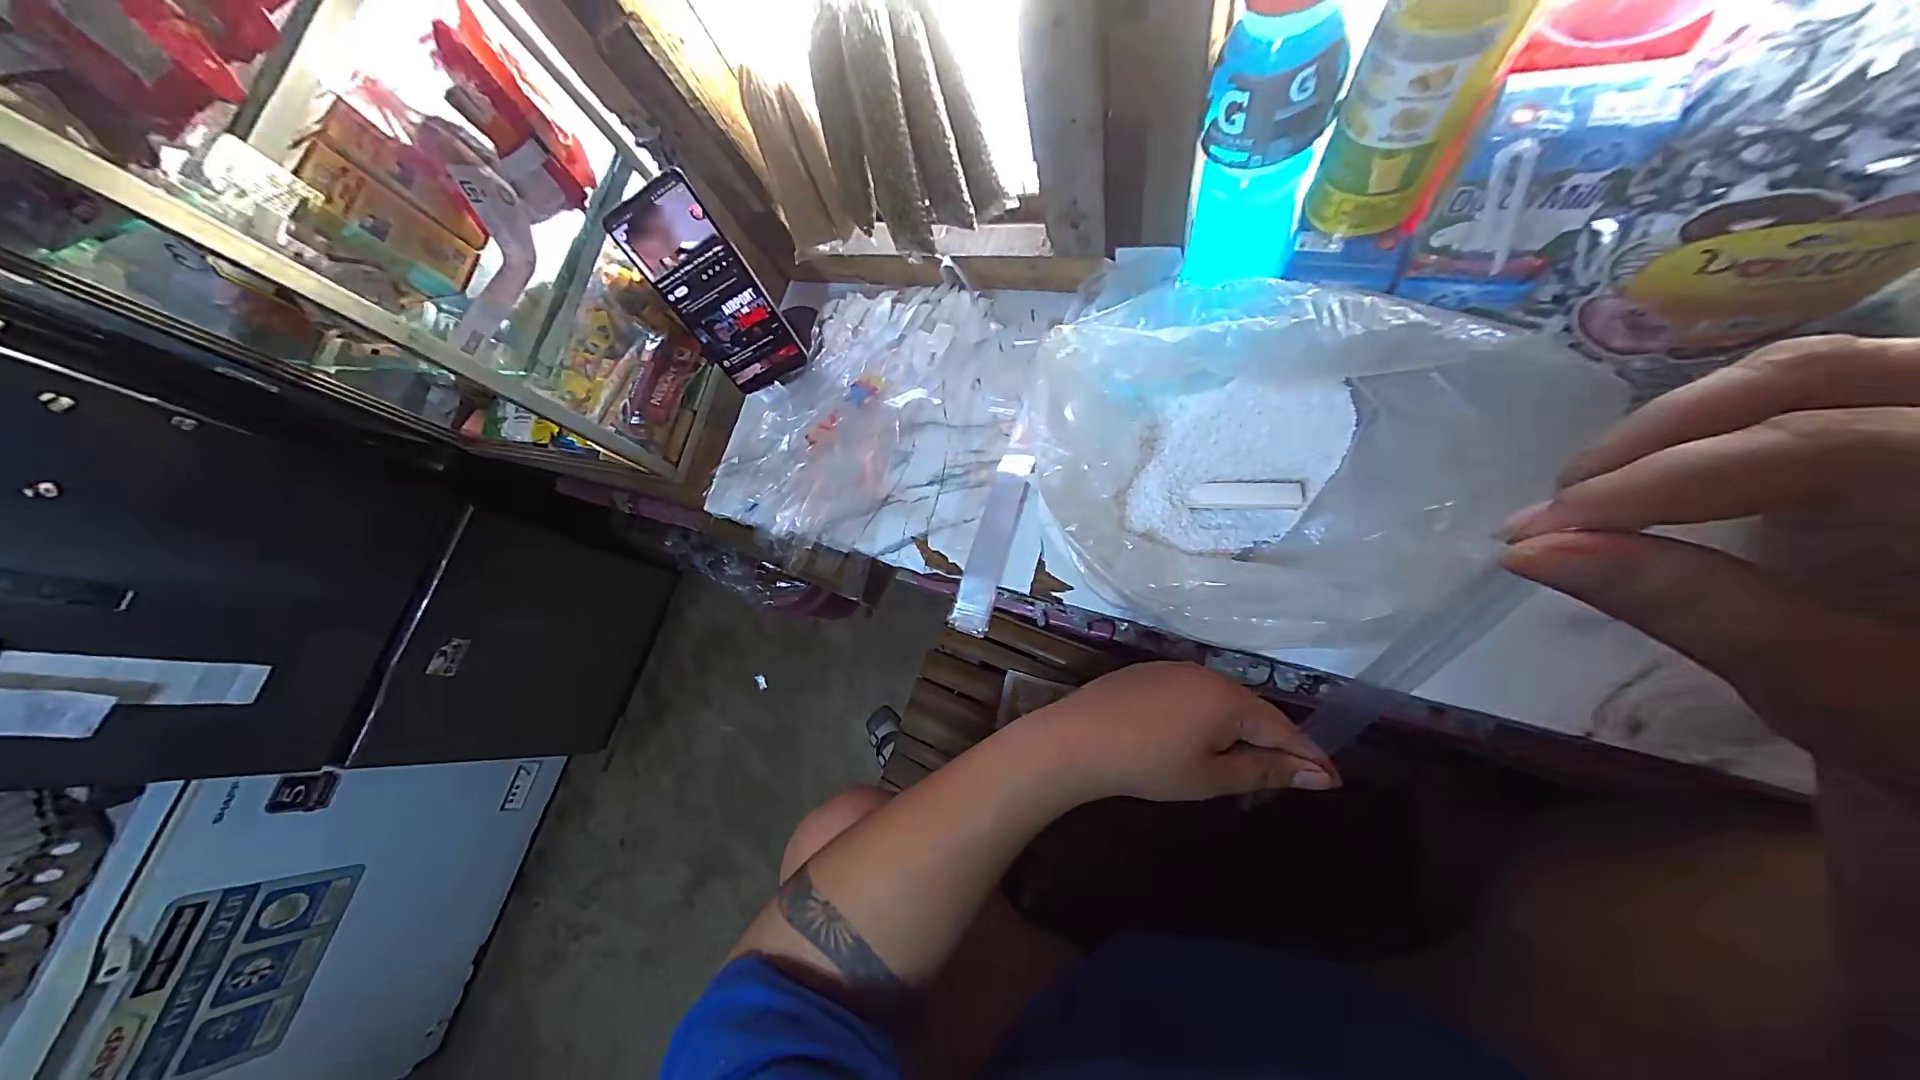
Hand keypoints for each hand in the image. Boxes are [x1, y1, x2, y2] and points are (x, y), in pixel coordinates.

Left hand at [1019, 661, 1339, 803]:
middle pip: (1252, 710)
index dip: (1308, 756)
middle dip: (1273, 742)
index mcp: (1228, 697)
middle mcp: (1205, 674)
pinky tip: (1197, 739)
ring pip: (1220, 701)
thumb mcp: (1211, 775)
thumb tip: (1315, 774)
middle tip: (1293, 776)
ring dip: (1238, 729)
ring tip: (1247, 762)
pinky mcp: (1147, 673)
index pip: (1282, 728)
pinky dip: (1205, 718)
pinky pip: (1191, 695)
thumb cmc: (1148, 764)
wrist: (1076, 740)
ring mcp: (1172, 670)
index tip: (1332, 780)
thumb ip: (1264, 770)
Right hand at [1498, 335, 1919, 788]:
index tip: (1549, 526)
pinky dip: (1696, 431)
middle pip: (1810, 375)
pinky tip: (1639, 477)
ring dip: (1670, 426)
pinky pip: (1791, 397)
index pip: (1826, 449)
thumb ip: (1689, 607)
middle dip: (1659, 433)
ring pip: (1796, 372)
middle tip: (1563, 500)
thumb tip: (1530, 551)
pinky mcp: (1892, 434)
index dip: (1669, 480)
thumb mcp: (1822, 687)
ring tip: (1588, 489)